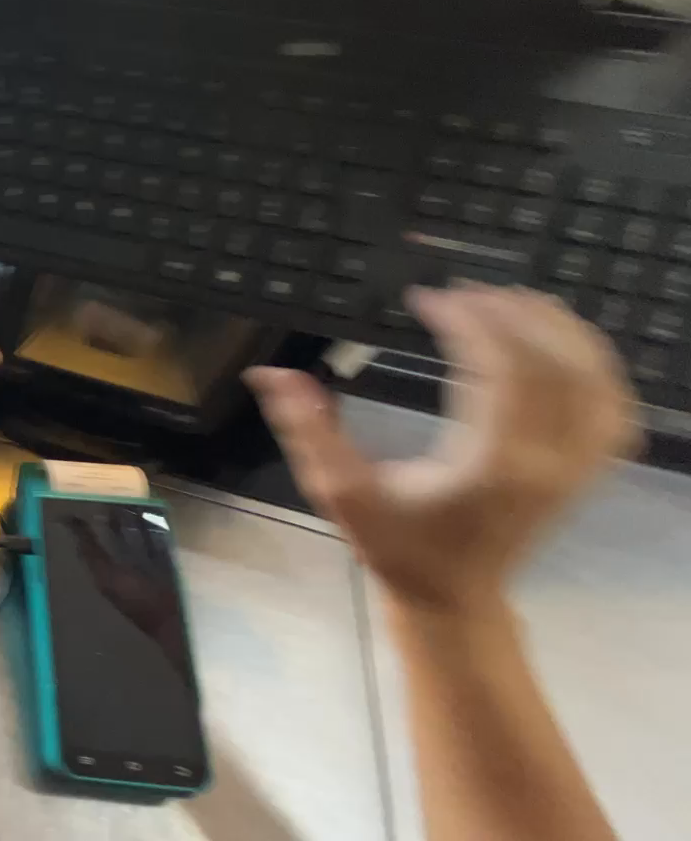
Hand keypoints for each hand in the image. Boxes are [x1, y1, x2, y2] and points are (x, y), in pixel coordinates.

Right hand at [244, 286, 637, 611]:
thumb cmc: (391, 541)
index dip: (469, 325)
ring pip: (596, 381)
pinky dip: (589, 362)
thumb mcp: (337, 489)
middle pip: (557, 367)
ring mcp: (578, 465)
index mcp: (490, 464)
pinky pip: (610, 402)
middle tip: (462, 289)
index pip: (501, 374)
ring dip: (558, 331)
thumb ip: (307, 429)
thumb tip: (272, 374)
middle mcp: (549, 461)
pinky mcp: (586, 466)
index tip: (427, 297)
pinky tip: (557, 341)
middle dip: (512, 317)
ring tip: (510, 299)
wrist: (453, 592)